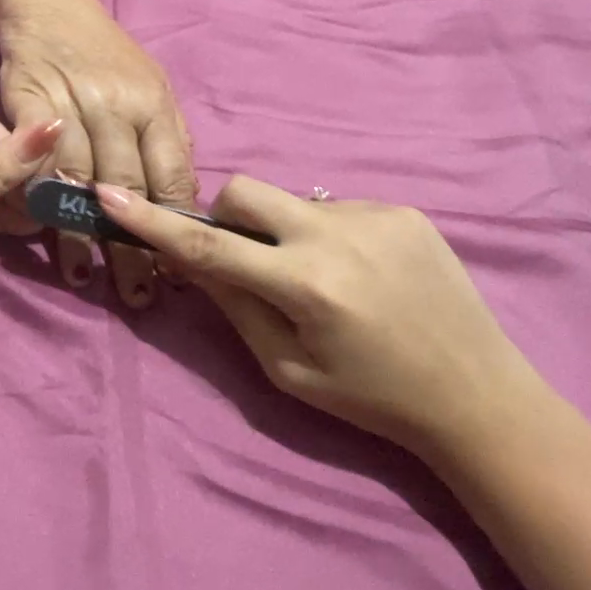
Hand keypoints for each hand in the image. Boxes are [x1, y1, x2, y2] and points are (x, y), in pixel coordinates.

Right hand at [0, 0, 194, 307]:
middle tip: (140, 295)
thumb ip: (169, 135)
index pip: (171, 175)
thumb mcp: (153, 82)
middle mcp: (116, 106)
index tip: (179, 271)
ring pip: (80, 182)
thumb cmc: (105, 51)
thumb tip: (185, 196)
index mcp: (153, 103)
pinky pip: (34, 162)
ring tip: (89, 278)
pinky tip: (42, 234)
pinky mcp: (27, 104)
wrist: (49, 9)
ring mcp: (70, 105)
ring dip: (83, 235)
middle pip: (129, 188)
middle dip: (135, 247)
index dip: (175, 228)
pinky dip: (38, 201)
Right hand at [95, 178, 548, 453]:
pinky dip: (327, 234)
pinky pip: (334, 206)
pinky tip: (363, 273)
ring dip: (286, 232)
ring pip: (291, 200)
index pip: (209, 247)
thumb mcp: (286, 369)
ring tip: (327, 280)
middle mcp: (338, 238)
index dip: (152, 222)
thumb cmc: (370, 397)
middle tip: (250, 261)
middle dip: (229, 218)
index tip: (109, 195)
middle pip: (245, 191)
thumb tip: (188, 258)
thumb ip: (233, 305)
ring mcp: (376, 216)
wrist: (481, 398)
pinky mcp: (405, 210)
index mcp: (307, 288)